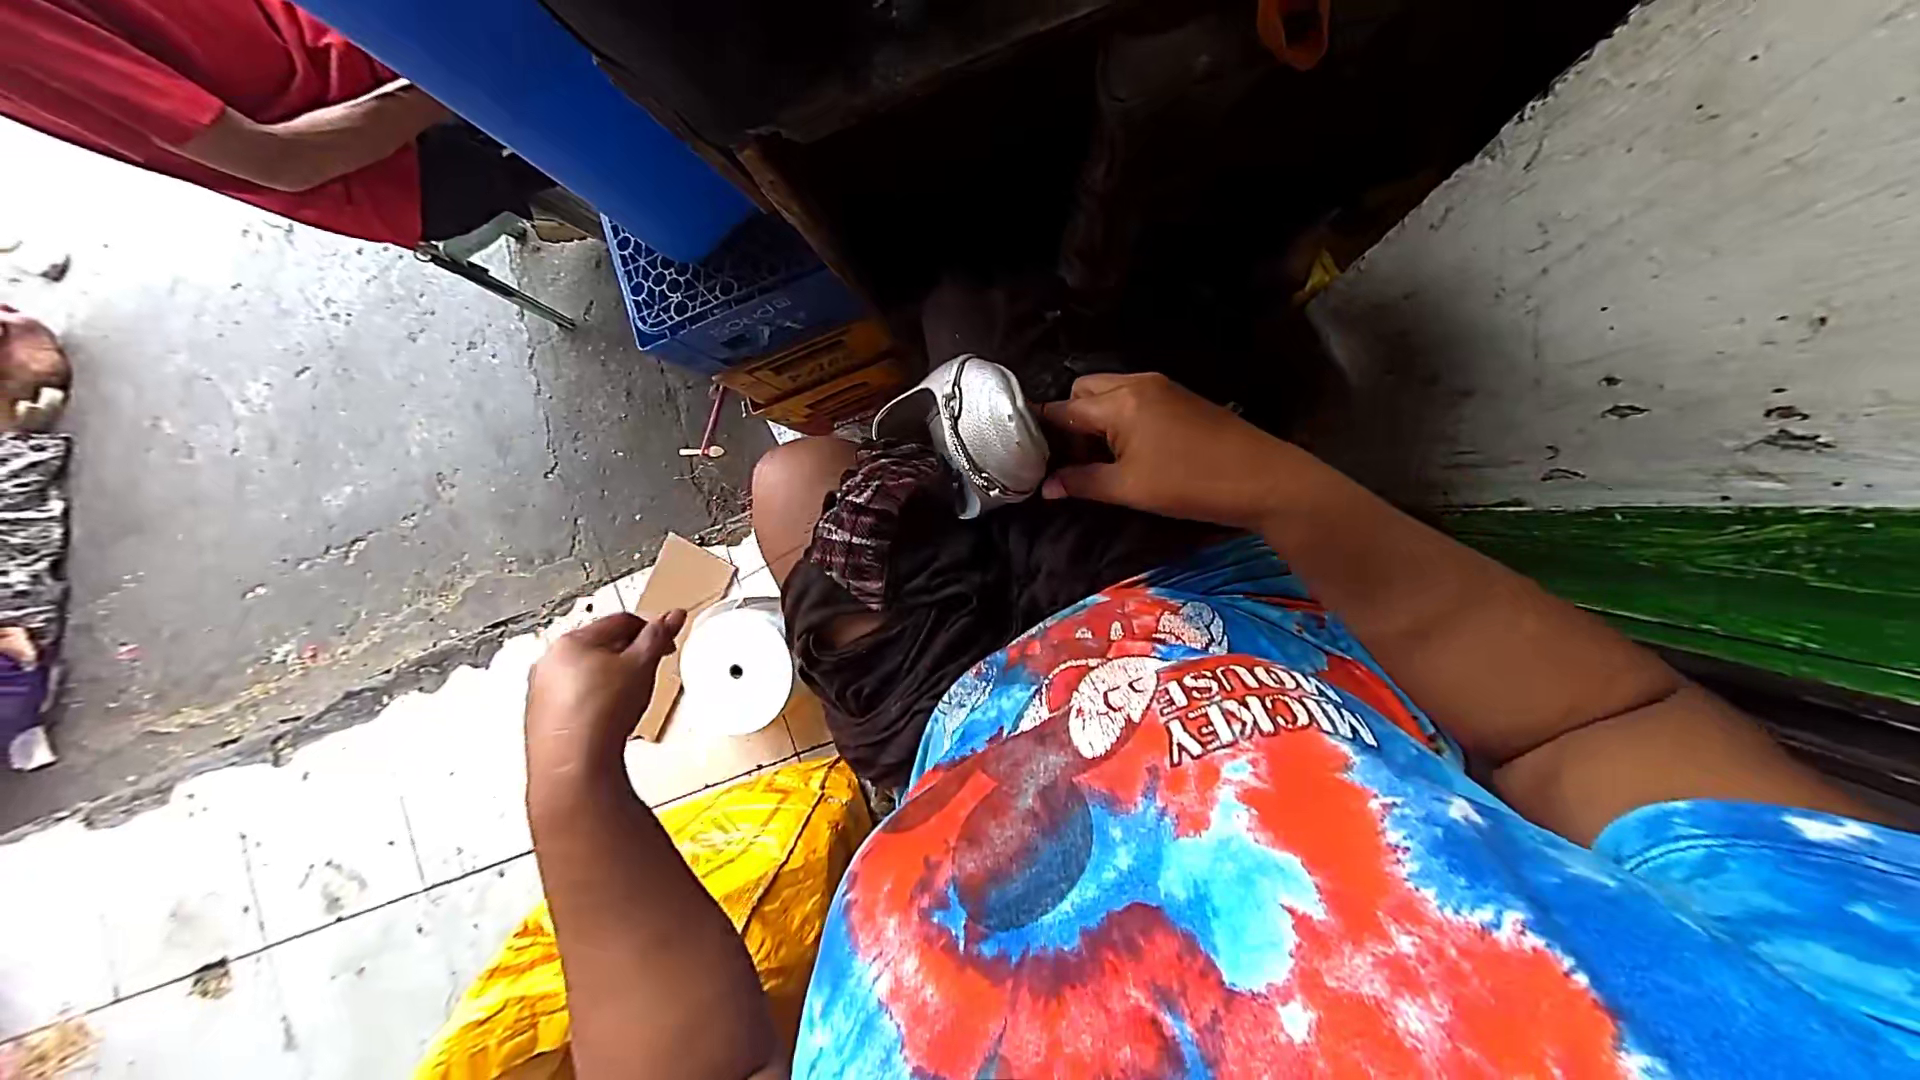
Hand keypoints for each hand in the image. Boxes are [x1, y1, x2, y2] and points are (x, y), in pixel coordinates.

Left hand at [526, 610, 684, 769]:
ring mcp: (542, 689)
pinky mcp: (542, 714)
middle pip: (602, 644)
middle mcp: (550, 661)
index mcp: (572, 641)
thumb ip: (659, 636)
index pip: (621, 621)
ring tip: (630, 696)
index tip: (665, 643)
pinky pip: (575, 695)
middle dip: (630, 654)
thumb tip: (673, 616)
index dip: (650, 629)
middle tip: (649, 669)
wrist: (574, 764)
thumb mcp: (643, 665)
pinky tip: (609, 714)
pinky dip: (595, 698)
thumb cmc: (602, 713)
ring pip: (587, 670)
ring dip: (612, 676)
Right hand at [1040, 373, 1314, 528]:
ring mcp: (1161, 387)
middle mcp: (1137, 383)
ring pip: (1108, 393)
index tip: (1033, 458)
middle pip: (1083, 392)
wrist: (1263, 479)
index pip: (1063, 410)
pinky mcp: (1179, 397)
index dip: (1043, 433)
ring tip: (1101, 459)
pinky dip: (1119, 418)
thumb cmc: (1190, 484)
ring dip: (1095, 420)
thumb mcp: (1129, 489)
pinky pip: (1133, 398)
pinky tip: (1129, 451)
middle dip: (1070, 421)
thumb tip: (1045, 487)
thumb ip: (1082, 483)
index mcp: (1119, 401)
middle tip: (1074, 460)